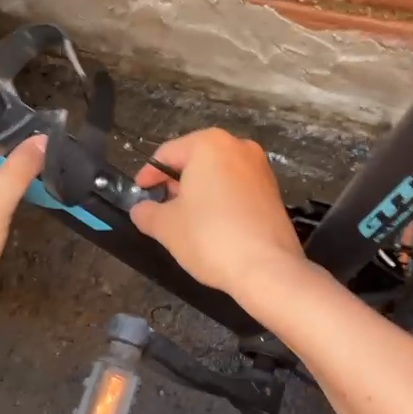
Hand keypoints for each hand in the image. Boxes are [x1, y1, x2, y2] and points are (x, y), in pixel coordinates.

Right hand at [128, 128, 311, 302]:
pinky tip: (212, 226)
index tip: (139, 193)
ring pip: (218, 175)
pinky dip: (220, 201)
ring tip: (185, 220)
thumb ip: (146, 212)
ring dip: (198, 192)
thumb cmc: (210, 236)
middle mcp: (238, 147)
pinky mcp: (273, 192)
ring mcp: (260, 169)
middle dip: (175, 183)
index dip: (148, 175)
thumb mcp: (165, 226)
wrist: (267, 269)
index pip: (167, 154)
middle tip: (161, 208)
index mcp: (209, 144)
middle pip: (195, 161)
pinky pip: (237, 189)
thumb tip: (141, 210)